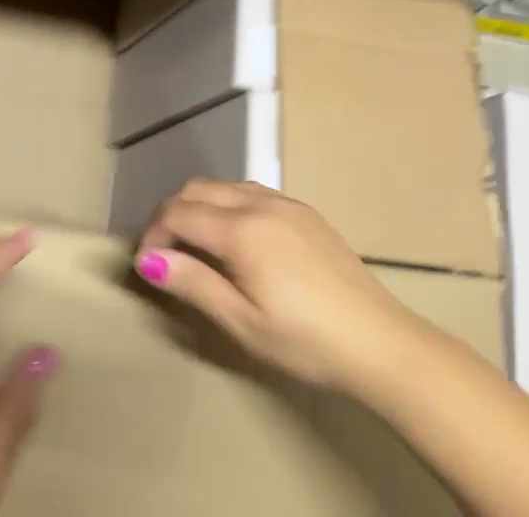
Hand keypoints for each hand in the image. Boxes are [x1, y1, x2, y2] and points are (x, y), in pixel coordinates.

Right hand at [134, 180, 430, 390]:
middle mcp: (261, 204)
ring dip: (199, 206)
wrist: (381, 342)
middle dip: (171, 214)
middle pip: (197, 189)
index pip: (177, 213)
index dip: (153, 235)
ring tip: (196, 248)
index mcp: (242, 230)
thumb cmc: (305, 341)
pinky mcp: (306, 214)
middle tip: (166, 255)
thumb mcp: (242, 321)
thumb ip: (193, 283)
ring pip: (224, 186)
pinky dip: (227, 206)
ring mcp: (287, 204)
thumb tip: (148, 260)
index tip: (148, 267)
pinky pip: (252, 193)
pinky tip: (235, 242)